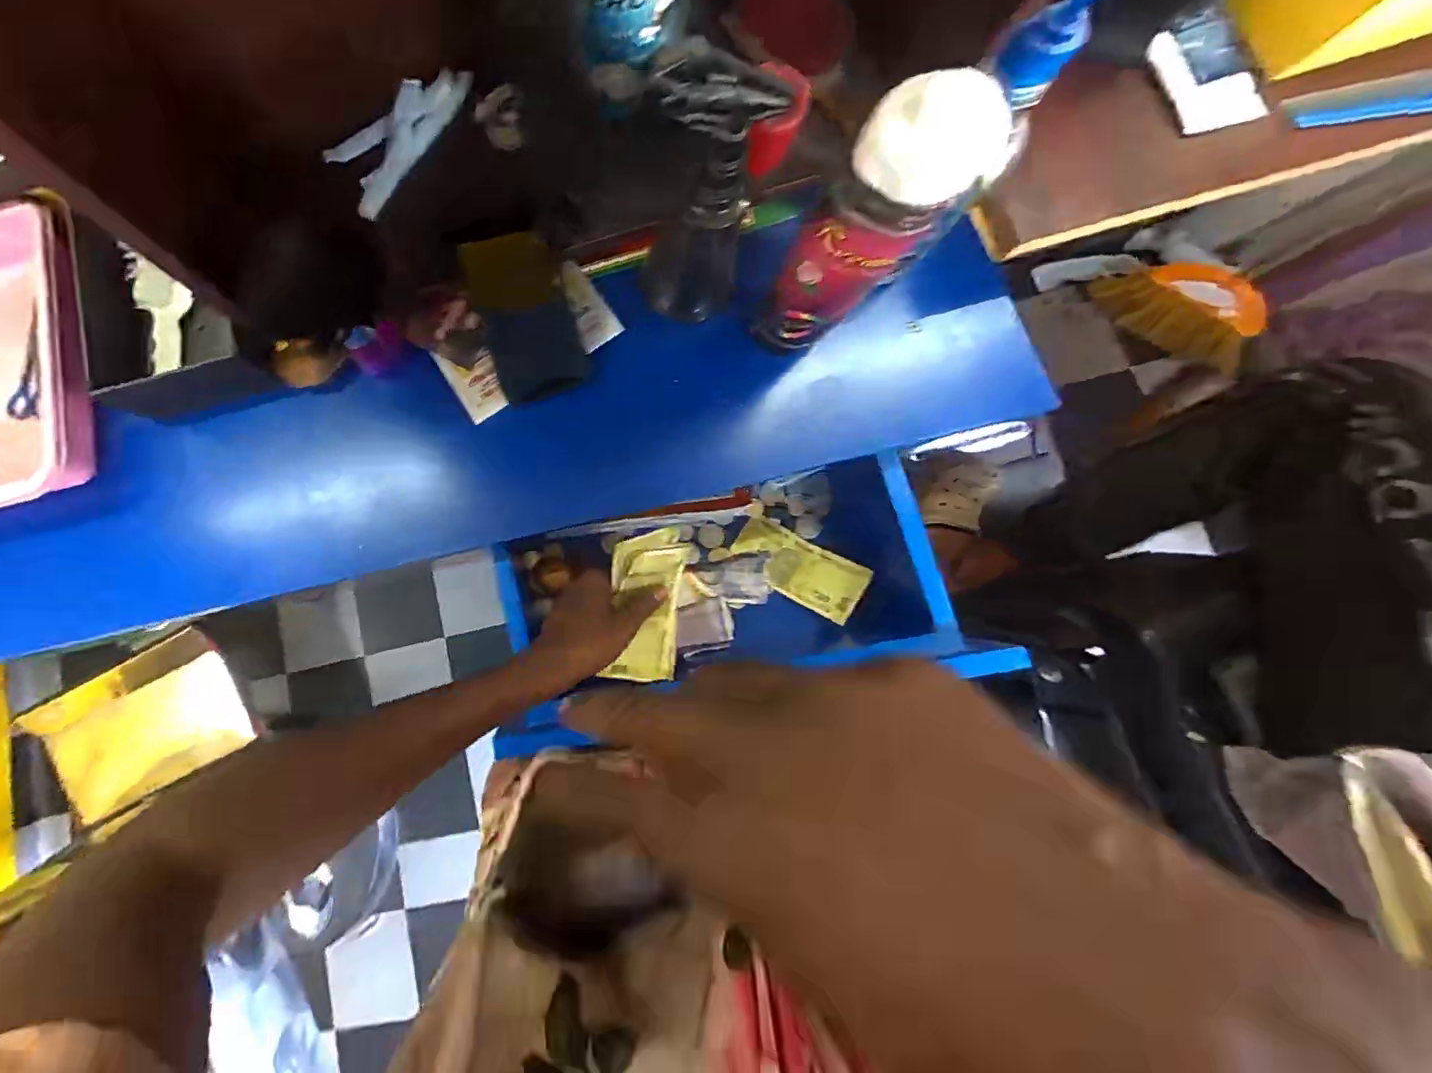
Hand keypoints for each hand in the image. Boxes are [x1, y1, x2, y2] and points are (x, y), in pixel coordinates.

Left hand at [519, 570, 663, 690]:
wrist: (553, 663)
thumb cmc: (593, 641)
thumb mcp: (625, 625)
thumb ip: (643, 605)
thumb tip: (663, 587)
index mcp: (593, 578)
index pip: (618, 573)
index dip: (634, 584)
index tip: (648, 595)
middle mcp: (577, 583)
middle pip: (605, 587)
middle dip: (620, 598)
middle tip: (640, 612)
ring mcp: (564, 600)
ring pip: (592, 601)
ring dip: (605, 610)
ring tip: (624, 624)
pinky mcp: (557, 617)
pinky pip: (581, 613)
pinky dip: (591, 620)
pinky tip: (601, 634)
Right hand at [533, 661, 1400, 1072]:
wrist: (1169, 993)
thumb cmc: (966, 1033)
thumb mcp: (817, 982)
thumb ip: (744, 891)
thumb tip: (713, 848)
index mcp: (730, 841)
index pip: (610, 797)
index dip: (565, 784)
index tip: (539, 772)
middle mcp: (764, 752)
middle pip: (653, 711)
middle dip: (608, 711)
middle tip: (585, 707)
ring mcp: (839, 699)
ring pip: (732, 677)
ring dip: (706, 702)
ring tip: (703, 718)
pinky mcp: (910, 679)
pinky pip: (828, 679)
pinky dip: (808, 706)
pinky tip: (836, 737)